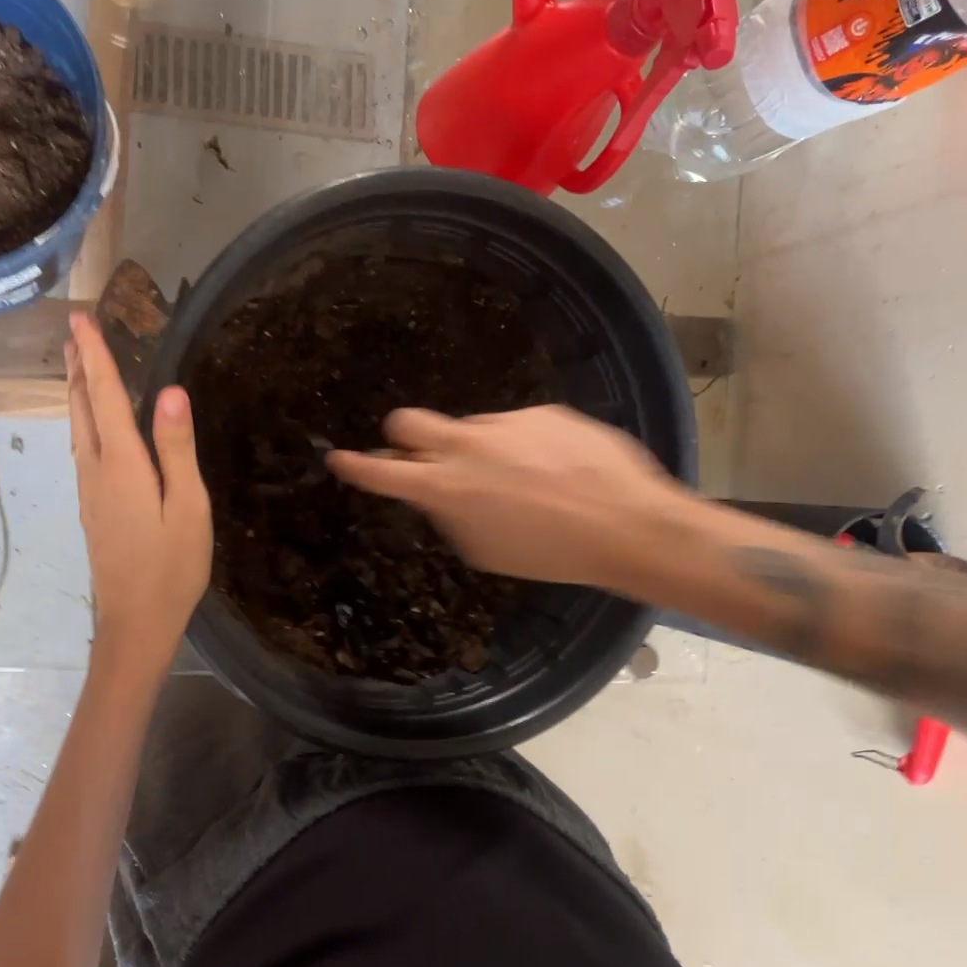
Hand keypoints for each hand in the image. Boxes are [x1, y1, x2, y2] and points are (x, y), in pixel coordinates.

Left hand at [66, 312, 212, 674]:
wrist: (135, 623)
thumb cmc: (171, 568)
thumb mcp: (188, 507)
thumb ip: (176, 449)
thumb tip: (170, 392)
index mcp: (122, 464)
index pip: (105, 396)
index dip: (96, 356)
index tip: (82, 319)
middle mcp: (97, 471)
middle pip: (83, 408)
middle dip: (80, 367)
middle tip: (76, 331)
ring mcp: (90, 491)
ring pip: (79, 428)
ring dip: (79, 392)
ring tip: (81, 365)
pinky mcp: (93, 508)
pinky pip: (84, 448)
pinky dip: (86, 420)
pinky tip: (93, 424)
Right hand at [326, 406, 685, 586]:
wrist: (628, 525)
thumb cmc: (552, 553)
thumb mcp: (484, 550)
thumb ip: (448, 515)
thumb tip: (435, 497)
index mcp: (445, 486)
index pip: (381, 470)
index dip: (354, 465)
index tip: (338, 458)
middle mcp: (466, 446)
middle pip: (406, 420)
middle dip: (400, 435)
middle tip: (417, 454)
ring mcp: (505, 424)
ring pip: (469, 429)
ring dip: (477, 451)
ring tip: (521, 481)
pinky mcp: (541, 412)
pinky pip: (515, 427)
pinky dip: (521, 447)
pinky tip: (554, 471)